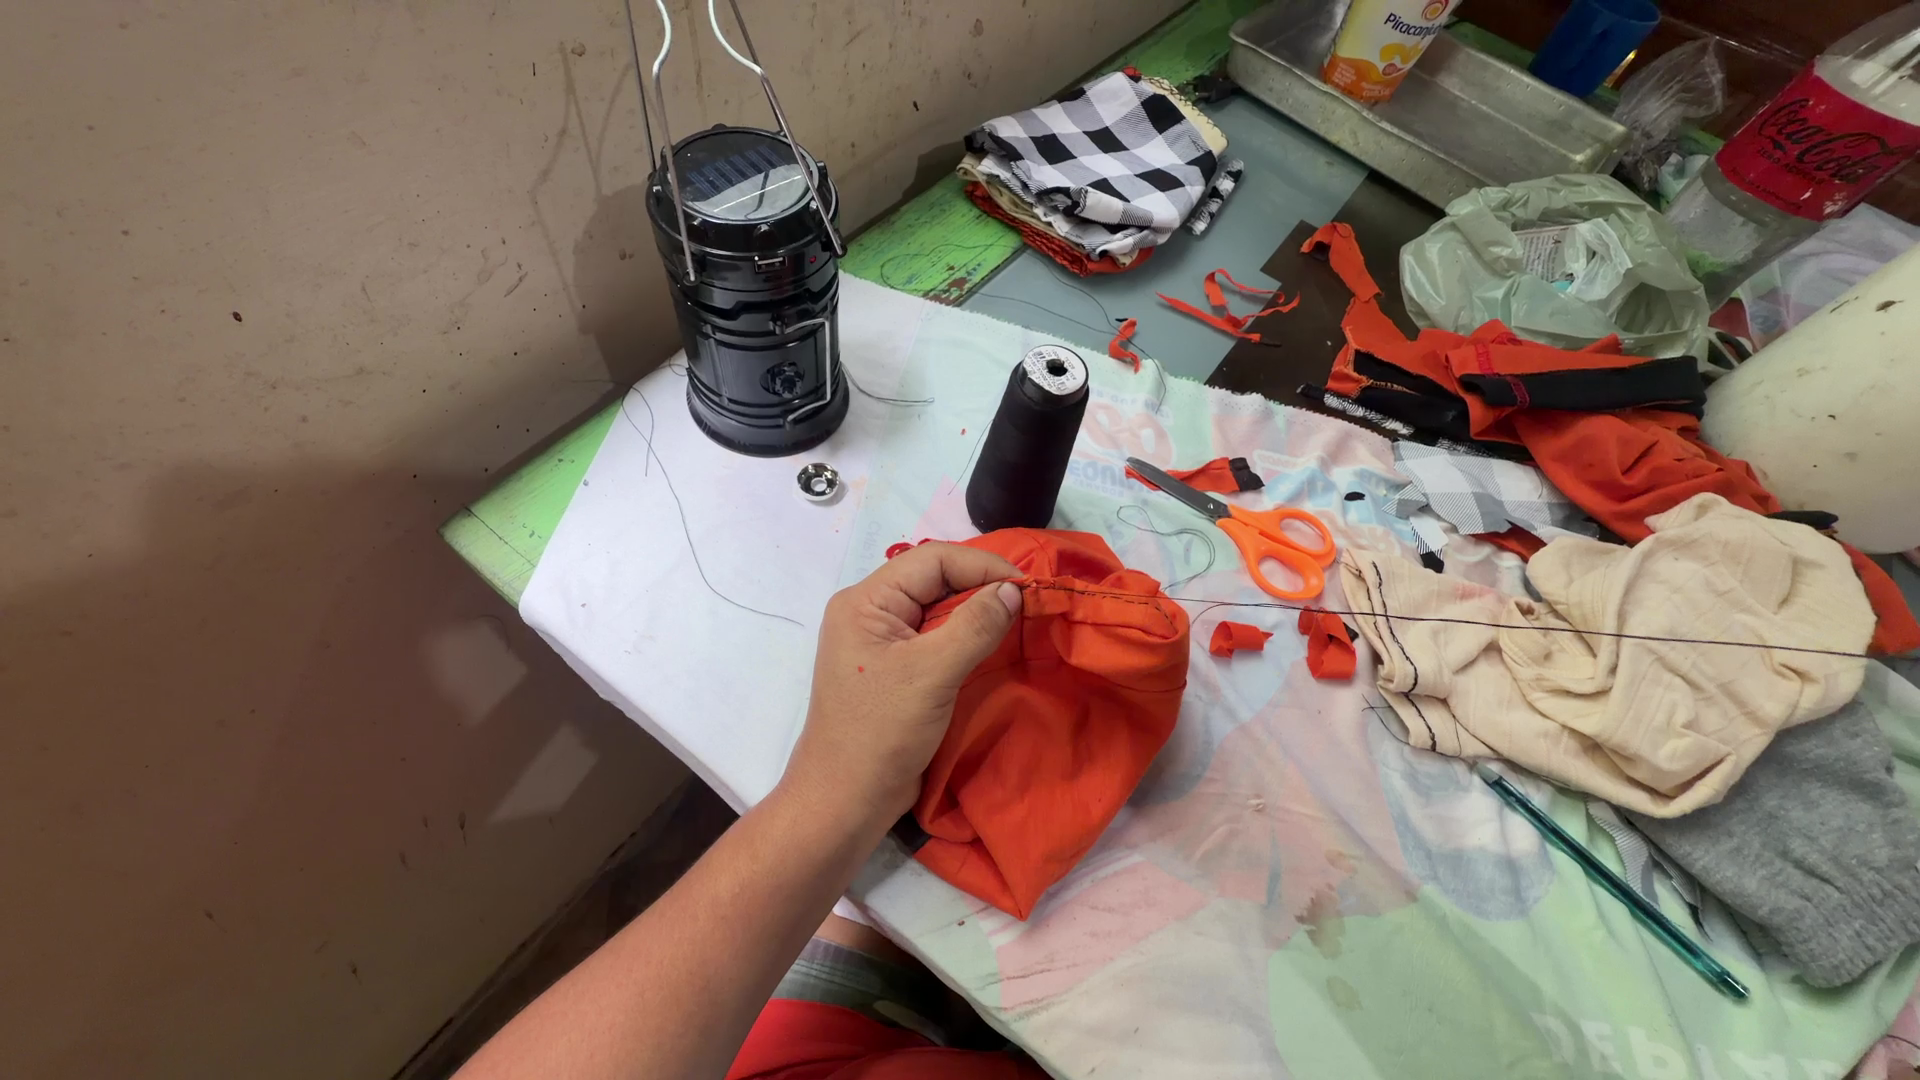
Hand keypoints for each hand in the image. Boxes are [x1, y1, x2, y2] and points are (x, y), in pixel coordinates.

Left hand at [781, 542, 1022, 832]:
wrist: (846, 800)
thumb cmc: (881, 732)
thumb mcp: (932, 674)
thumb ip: (974, 626)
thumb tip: (1013, 589)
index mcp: (866, 601)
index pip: (932, 560)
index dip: (982, 565)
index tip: (1027, 585)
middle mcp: (870, 612)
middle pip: (934, 578)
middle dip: (981, 585)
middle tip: (1027, 602)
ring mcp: (881, 640)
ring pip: (937, 607)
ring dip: (976, 611)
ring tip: (1017, 619)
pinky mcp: (895, 667)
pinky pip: (935, 635)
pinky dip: (966, 635)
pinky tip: (993, 643)